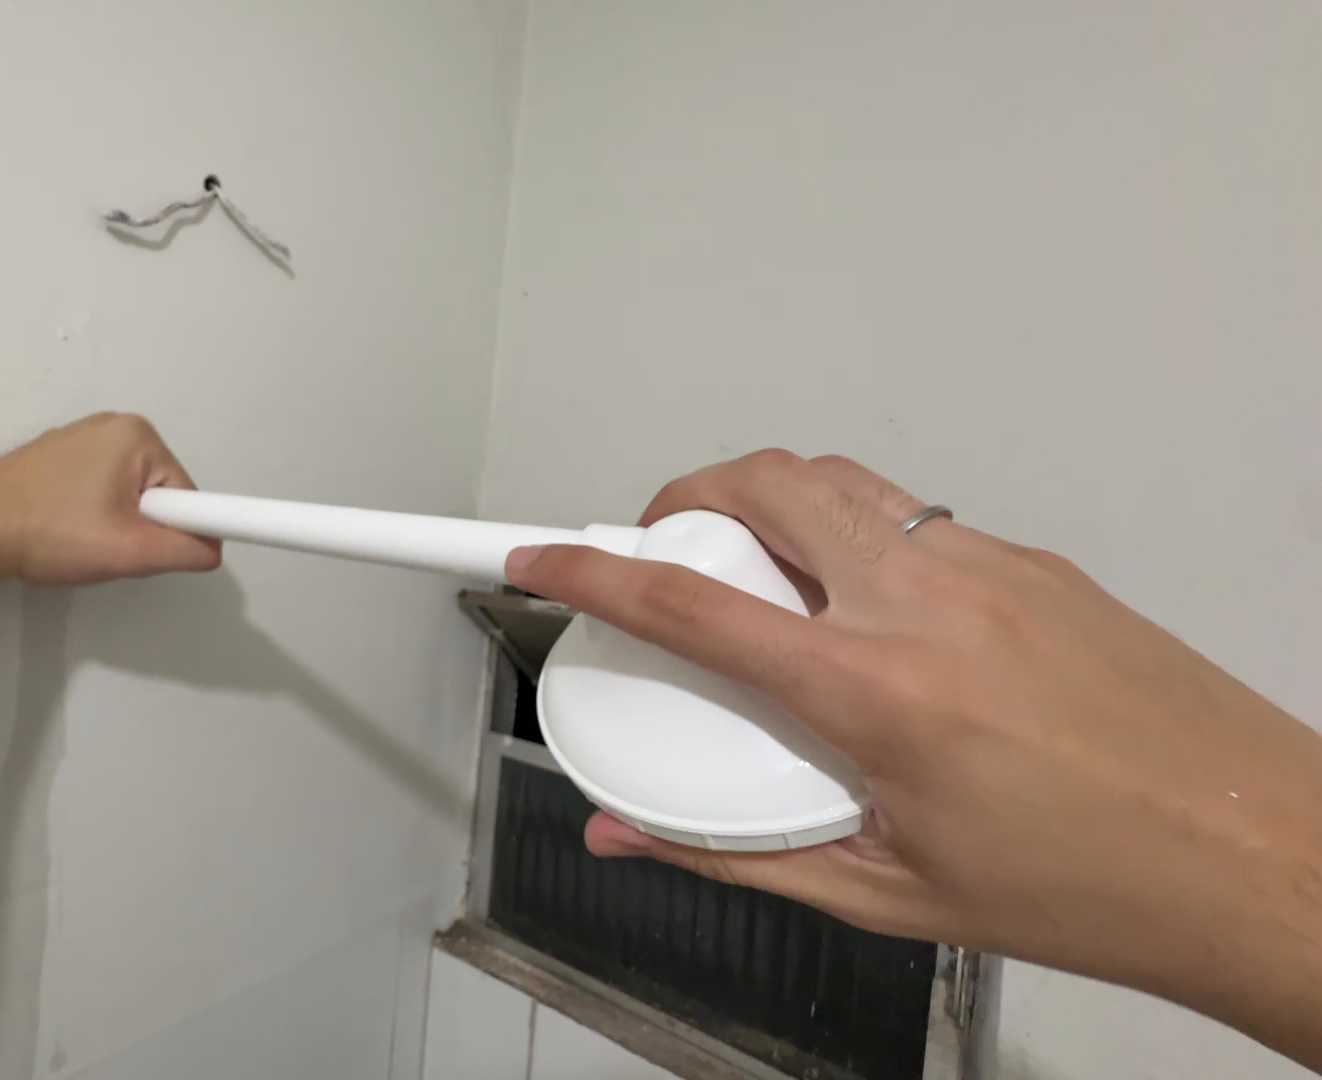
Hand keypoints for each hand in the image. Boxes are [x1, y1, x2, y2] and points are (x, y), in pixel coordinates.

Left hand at [0, 412, 221, 586]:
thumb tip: (211, 551)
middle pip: (159, 491)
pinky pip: (101, 486)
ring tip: (81, 539)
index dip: (179, 529)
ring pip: (129, 492)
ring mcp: (82, 436)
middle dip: (143, 526)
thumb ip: (184, 550)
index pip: (187, 491)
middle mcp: (112, 425)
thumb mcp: (130, 551)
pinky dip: (94, 511)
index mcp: (136, 436)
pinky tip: (66, 527)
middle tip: (109, 547)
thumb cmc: (48, 532)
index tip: (150, 549)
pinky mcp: (59, 453)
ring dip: (118, 522)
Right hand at [506, 450, 1321, 1062]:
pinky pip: (894, 509)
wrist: (1288, 871)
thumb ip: (726, 851)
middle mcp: (921, 602)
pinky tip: (845, 596)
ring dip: (756, 495)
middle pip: (758, 484)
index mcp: (871, 689)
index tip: (537, 556)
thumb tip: (622, 837)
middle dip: (678, 493)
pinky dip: (832, 527)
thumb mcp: (879, 891)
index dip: (588, 572)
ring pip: (826, 477)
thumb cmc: (1092, 892)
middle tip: (658, 539)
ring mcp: (983, 565)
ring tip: (741, 557)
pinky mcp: (1027, 560)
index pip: (685, 604)